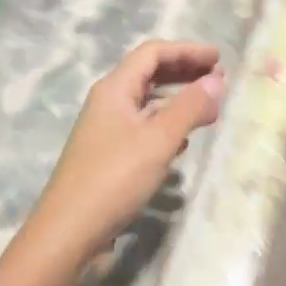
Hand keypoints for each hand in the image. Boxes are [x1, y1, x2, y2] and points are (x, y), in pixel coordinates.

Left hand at [23, 41, 225, 269]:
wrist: (66, 235)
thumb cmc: (113, 179)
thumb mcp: (158, 140)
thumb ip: (190, 107)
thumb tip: (217, 81)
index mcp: (115, 88)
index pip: (153, 52)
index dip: (188, 50)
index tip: (219, 59)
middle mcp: (108, 102)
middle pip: (150, 73)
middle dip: (185, 72)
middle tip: (218, 79)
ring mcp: (106, 130)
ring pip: (148, 102)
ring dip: (178, 99)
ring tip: (207, 109)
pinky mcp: (109, 155)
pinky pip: (143, 126)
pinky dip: (166, 125)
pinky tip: (182, 142)